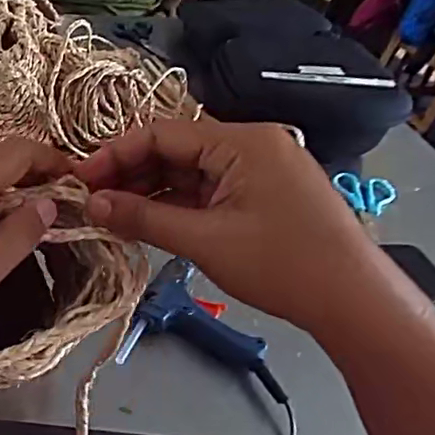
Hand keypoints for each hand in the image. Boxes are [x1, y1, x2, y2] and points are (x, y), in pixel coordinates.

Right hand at [76, 119, 402, 335]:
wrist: (353, 300)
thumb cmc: (283, 264)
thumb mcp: (204, 240)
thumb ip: (143, 218)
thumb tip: (92, 205)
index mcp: (241, 140)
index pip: (161, 133)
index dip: (115, 154)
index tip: (80, 179)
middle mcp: (249, 145)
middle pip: (173, 150)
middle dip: (129, 174)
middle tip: (91, 200)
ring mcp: (255, 170)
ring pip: (186, 172)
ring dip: (148, 192)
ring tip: (111, 214)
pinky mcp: (258, 194)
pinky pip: (205, 190)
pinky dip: (174, 205)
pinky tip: (144, 221)